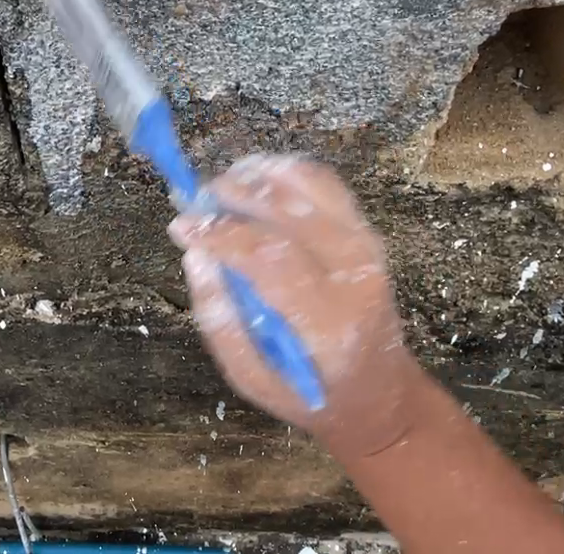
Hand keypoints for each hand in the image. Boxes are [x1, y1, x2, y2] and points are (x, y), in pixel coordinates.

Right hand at [168, 154, 421, 457]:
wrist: (382, 393)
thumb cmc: (312, 393)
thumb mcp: (254, 381)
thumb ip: (221, 323)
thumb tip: (196, 257)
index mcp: (329, 323)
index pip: (272, 259)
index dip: (221, 234)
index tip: (181, 225)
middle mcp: (355, 275)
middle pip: (290, 211)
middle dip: (234, 194)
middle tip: (195, 198)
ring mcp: (366, 246)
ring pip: (308, 184)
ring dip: (258, 175)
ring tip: (222, 188)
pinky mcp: (365, 229)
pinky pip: (322, 181)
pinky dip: (283, 170)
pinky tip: (255, 181)